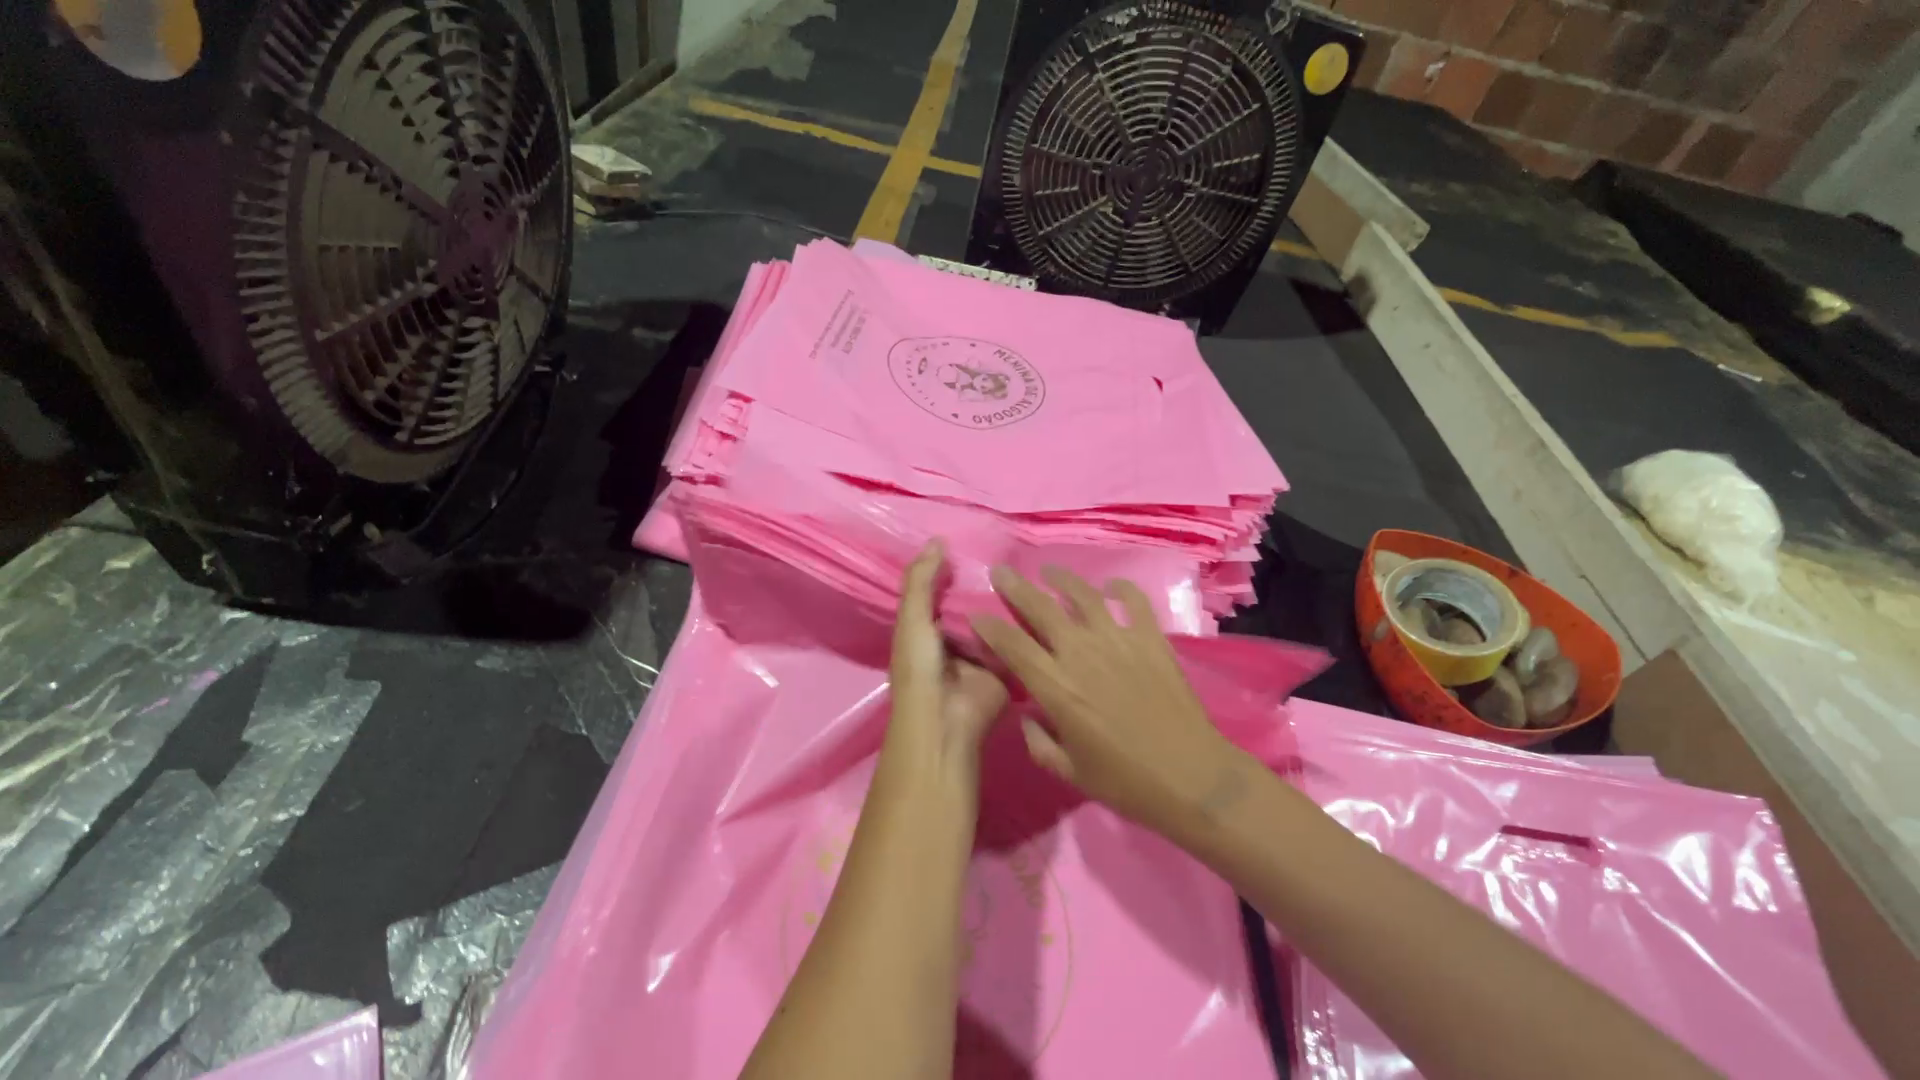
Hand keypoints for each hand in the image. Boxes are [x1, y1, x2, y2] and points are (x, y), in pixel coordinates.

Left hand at [880, 541, 1010, 792]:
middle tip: (1013, 552)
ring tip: (1033, 569)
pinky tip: (1044, 598)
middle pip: (972, 605)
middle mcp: (953, 639)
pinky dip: (1026, 624)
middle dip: (987, 585)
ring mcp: (981, 654)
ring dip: (1009, 602)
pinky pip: (1017, 640)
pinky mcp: (1006, 668)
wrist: (947, 720)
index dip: (955, 569)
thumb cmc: (920, 668)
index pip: (942, 592)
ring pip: (997, 620)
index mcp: (925, 629)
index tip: (978, 540)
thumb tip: (937, 540)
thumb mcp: (913, 618)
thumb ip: (921, 581)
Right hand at [969, 566, 1253, 841]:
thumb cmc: (1124, 782)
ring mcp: (1119, 641)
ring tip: (1048, 572)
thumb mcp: (1068, 772)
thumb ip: (1038, 742)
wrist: (1191, 776)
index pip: (1012, 645)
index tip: (975, 614)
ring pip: (1083, 596)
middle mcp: (1082, 654)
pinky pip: (1133, 601)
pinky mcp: (1152, 639)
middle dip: (1015, 588)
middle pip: (1041, 609)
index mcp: (1056, 688)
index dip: (988, 626)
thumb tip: (1028, 715)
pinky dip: (1119, 589)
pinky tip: (1109, 588)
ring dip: (1061, 579)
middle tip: (1000, 573)